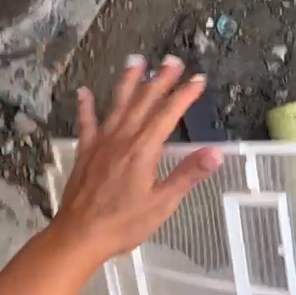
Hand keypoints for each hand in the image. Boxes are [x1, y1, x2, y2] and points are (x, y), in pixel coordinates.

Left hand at [51, 55, 221, 260]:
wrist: (80, 234)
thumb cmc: (124, 223)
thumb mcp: (162, 203)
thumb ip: (187, 175)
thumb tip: (216, 153)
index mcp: (144, 149)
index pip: (169, 114)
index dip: (184, 95)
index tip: (198, 79)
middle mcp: (122, 138)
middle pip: (144, 101)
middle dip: (160, 79)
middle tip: (172, 60)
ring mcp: (101, 142)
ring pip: (117, 104)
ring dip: (128, 81)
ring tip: (135, 60)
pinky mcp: (85, 151)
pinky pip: (86, 123)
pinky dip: (86, 106)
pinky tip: (84, 91)